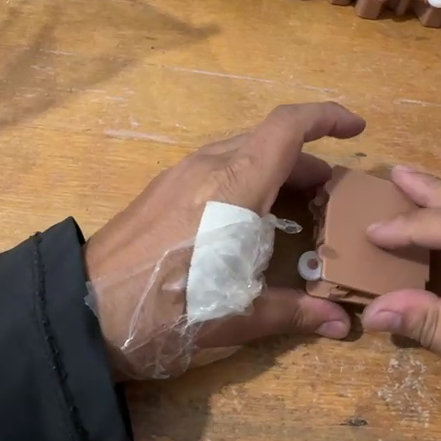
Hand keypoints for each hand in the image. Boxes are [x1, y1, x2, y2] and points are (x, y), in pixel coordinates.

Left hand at [85, 103, 365, 380]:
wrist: (83, 313)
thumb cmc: (167, 309)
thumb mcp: (235, 316)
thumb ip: (293, 312)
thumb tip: (341, 323)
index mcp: (234, 184)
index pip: (287, 127)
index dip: (327, 117)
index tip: (357, 129)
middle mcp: (208, 166)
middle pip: (268, 140)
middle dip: (308, 160)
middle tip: (331, 196)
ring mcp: (180, 174)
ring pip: (241, 152)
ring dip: (275, 169)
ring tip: (296, 208)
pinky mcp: (162, 190)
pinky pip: (216, 167)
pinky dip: (246, 179)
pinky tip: (249, 220)